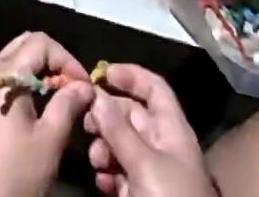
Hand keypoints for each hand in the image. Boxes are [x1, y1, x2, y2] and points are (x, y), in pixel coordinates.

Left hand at [0, 32, 96, 196]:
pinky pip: (12, 74)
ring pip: (20, 57)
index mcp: (7, 72)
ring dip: (44, 70)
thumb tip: (86, 86)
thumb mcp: (49, 139)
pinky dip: (31, 80)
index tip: (85, 86)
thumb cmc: (15, 170)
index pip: (42, 42)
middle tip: (75, 87)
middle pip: (28, 44)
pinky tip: (45, 105)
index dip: (67, 59)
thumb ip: (68, 105)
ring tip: (64, 97)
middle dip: (55, 60)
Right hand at [83, 64, 216, 196]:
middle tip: (85, 122)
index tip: (101, 75)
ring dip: (104, 147)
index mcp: (172, 130)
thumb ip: (120, 130)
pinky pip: (122, 173)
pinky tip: (103, 183)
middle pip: (133, 115)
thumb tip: (97, 95)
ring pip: (123, 144)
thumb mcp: (145, 165)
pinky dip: (109, 174)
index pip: (154, 88)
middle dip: (107, 115)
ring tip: (96, 161)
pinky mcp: (144, 195)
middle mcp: (163, 146)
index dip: (130, 75)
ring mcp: (154, 173)